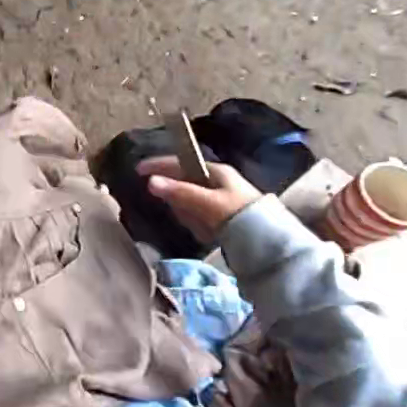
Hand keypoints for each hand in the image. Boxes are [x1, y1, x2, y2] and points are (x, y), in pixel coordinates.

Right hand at [137, 157, 260, 242]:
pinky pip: (199, 218)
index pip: (181, 163)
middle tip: (186, 215)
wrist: (268, 243)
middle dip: (180, 201)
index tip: (138, 170)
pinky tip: (208, 234)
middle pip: (183, 186)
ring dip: (190, 217)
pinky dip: (199, 226)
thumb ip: (179, 192)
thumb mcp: (206, 203)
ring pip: (189, 205)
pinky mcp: (222, 217)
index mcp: (216, 171)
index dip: (159, 165)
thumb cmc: (237, 215)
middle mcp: (218, 182)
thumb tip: (151, 181)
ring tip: (203, 228)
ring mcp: (220, 200)